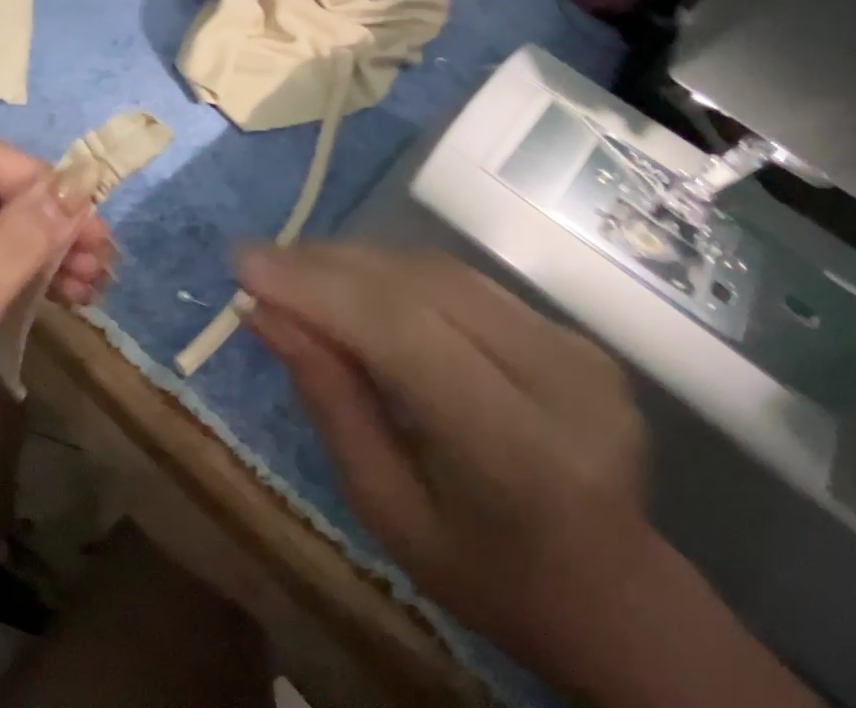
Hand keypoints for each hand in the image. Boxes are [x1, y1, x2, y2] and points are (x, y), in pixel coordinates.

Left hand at [0, 142, 108, 458]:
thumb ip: (14, 245)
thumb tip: (76, 187)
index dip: (48, 187)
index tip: (93, 234)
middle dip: (55, 220)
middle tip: (103, 264)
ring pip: (2, 218)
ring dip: (51, 246)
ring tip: (94, 286)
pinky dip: (31, 267)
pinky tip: (69, 295)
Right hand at [236, 245, 650, 685]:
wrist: (614, 595)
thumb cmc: (481, 573)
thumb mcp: (383, 506)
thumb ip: (330, 402)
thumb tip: (263, 314)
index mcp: (516, 447)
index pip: (403, 333)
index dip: (316, 288)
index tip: (241, 265)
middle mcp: (562, 380)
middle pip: (422, 287)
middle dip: (324, 265)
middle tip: (252, 262)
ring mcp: (579, 350)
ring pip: (440, 272)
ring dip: (354, 261)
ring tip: (286, 268)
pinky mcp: (576, 334)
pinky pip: (463, 283)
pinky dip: (391, 274)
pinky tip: (345, 281)